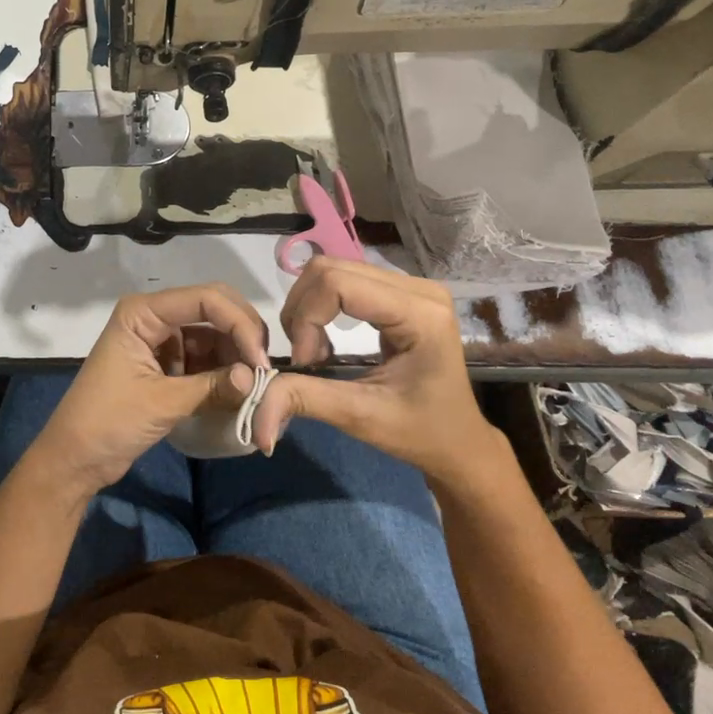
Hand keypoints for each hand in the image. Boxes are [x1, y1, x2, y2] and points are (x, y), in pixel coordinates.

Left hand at [31, 284, 270, 495]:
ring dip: (237, 356)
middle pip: (213, 309)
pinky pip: (206, 357)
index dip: (240, 324)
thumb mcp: (162, 402)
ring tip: (258, 385)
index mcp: (143, 312)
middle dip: (243, 335)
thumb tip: (256, 379)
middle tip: (265, 371)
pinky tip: (242, 389)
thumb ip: (212, 387)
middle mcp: (153, 317)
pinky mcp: (167, 364)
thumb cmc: (109, 421)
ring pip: (214, 335)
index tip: (261, 363)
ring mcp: (161, 340)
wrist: (76, 456)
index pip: (206, 299)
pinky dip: (225, 371)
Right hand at [250, 258, 505, 485]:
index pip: (337, 284)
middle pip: (328, 269)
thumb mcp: (360, 418)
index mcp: (420, 314)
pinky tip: (325, 342)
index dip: (306, 320)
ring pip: (330, 270)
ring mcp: (411, 286)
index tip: (305, 366)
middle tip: (304, 358)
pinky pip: (342, 280)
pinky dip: (319, 308)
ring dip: (307, 310)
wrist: (458, 444)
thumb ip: (304, 399)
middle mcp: (419, 288)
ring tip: (314, 352)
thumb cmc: (419, 433)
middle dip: (301, 313)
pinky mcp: (399, 293)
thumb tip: (254, 403)